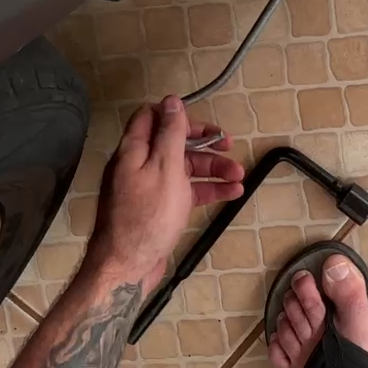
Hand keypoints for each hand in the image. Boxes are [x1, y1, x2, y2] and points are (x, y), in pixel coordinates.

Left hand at [86, 96, 243, 285]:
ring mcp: (148, 187)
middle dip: (204, 143)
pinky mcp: (158, 208)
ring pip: (183, 168)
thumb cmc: (148, 216)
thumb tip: (172, 100)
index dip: (178, 115)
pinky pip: (185, 190)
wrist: (127, 268)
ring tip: (239, 175)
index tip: (203, 125)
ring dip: (212, 168)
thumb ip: (170, 133)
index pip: (152, 116)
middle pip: (173, 142)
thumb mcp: (165, 169)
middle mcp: (139, 164)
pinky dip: (207, 189)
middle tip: (229, 145)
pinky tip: (231, 193)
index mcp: (134, 150)